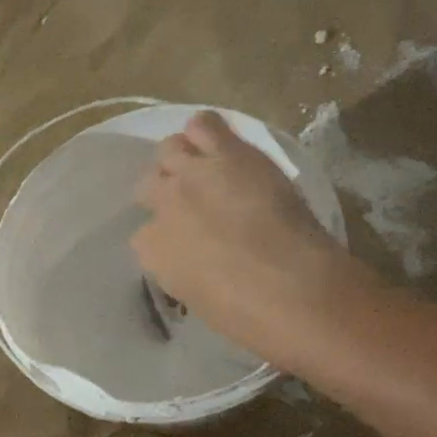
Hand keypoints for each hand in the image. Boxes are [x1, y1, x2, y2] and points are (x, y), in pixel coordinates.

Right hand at [130, 111, 366, 357]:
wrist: (292, 289)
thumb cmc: (243, 313)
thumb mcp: (195, 295)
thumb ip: (182, 267)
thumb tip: (192, 256)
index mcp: (150, 250)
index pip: (145, 233)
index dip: (166, 235)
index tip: (186, 243)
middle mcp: (162, 206)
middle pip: (149, 184)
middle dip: (165, 191)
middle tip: (191, 202)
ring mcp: (192, 176)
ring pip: (169, 148)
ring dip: (181, 157)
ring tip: (203, 167)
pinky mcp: (229, 154)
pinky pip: (204, 124)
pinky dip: (206, 130)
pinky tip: (219, 143)